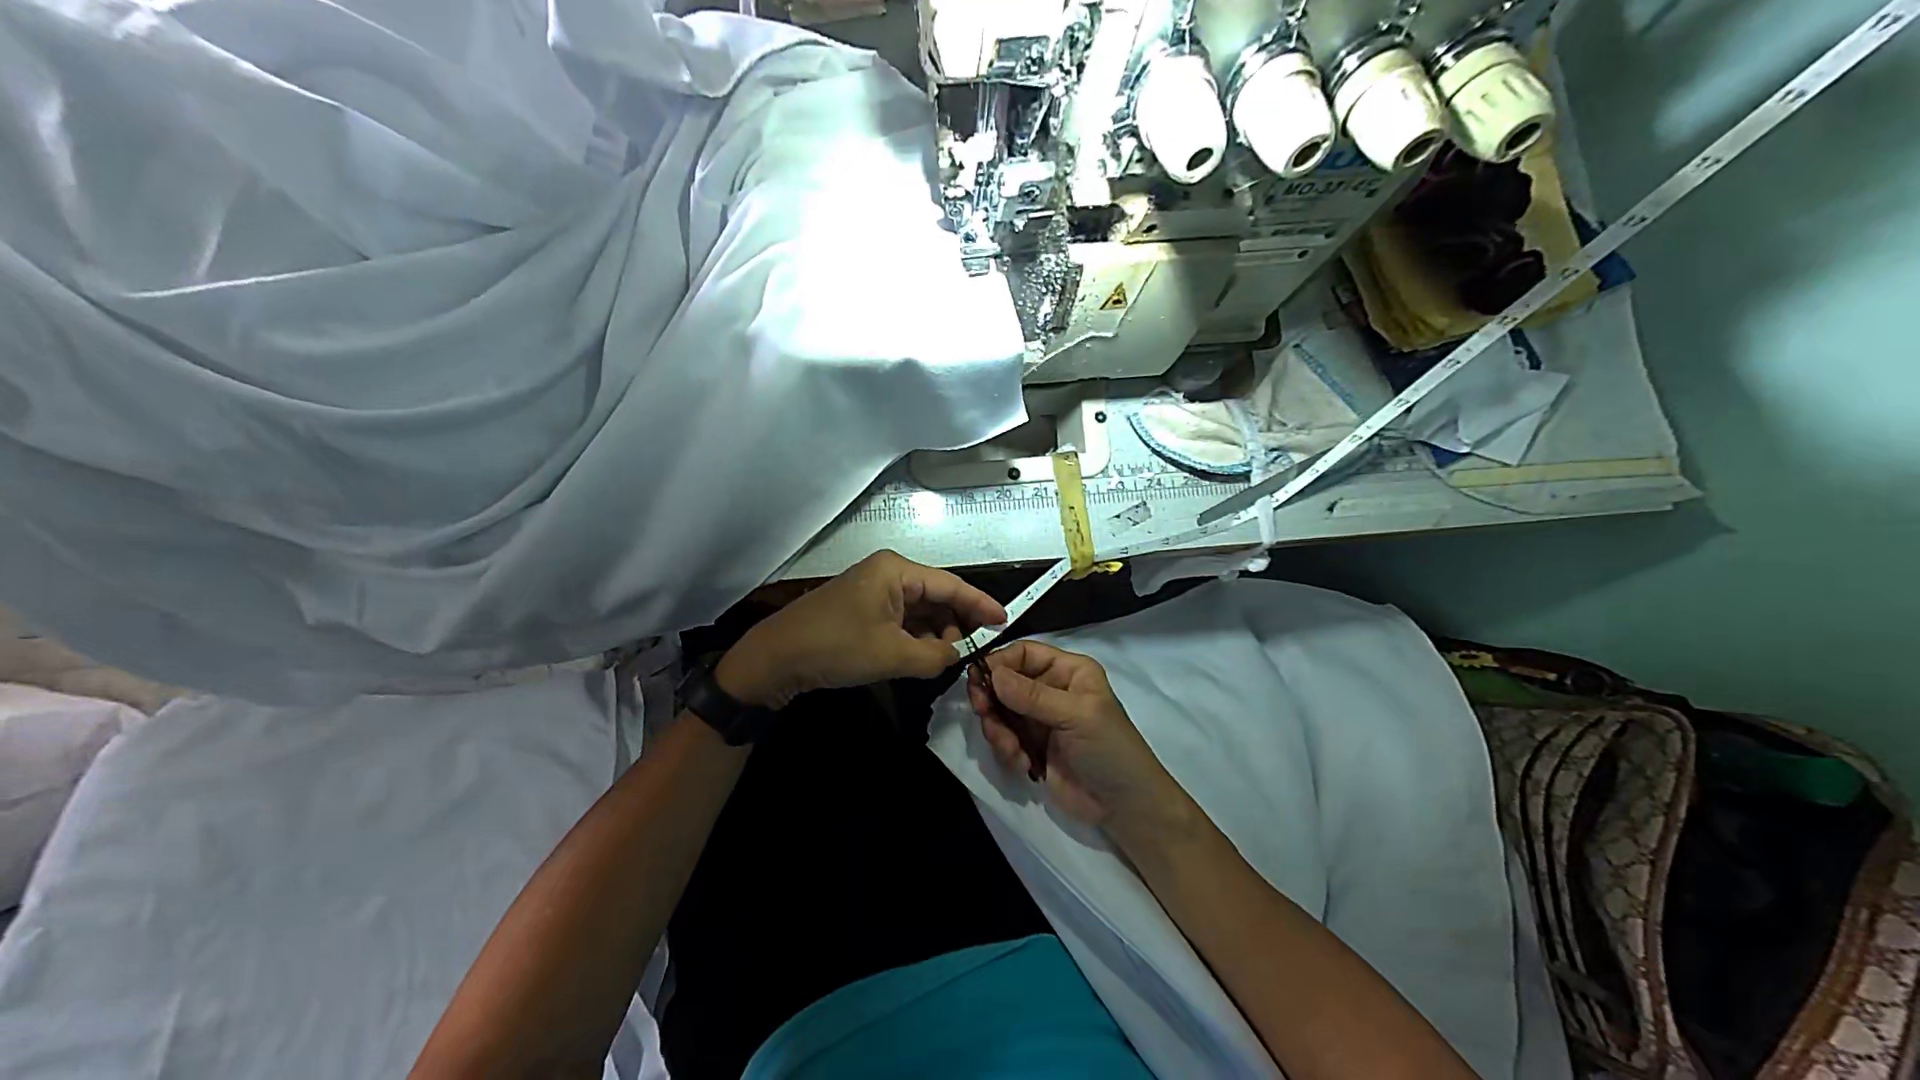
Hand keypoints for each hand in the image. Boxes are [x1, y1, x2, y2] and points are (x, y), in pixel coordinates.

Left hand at [715, 550, 1006, 707]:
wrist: (776, 659)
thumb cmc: (836, 648)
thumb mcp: (893, 655)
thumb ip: (935, 655)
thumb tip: (957, 654)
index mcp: (895, 570)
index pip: (951, 585)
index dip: (980, 605)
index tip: (1004, 621)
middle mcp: (887, 573)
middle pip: (936, 596)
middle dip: (954, 624)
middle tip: (970, 653)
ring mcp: (873, 591)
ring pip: (919, 611)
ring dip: (934, 635)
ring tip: (942, 660)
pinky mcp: (862, 610)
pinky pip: (901, 620)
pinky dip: (914, 638)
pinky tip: (921, 658)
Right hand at [967, 641, 1197, 842]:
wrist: (1123, 806)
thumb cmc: (1110, 750)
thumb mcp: (1076, 716)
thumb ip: (1033, 695)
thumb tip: (992, 674)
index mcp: (1068, 671)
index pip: (1024, 653)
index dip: (1000, 663)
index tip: (980, 681)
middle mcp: (1051, 689)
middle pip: (1004, 681)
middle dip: (992, 700)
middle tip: (984, 714)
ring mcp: (1039, 719)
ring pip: (999, 711)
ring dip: (999, 731)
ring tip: (1013, 751)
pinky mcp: (1031, 746)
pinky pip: (1004, 737)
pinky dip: (1006, 750)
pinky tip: (1023, 764)